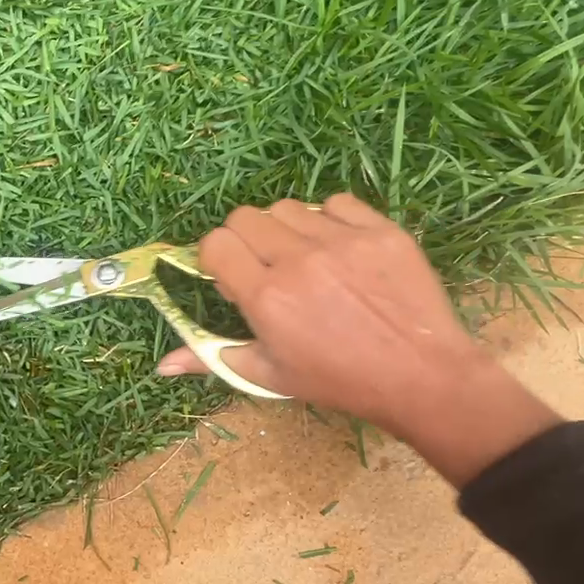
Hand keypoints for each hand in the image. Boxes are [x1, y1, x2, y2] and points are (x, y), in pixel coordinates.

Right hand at [157, 194, 560, 486]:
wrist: (421, 375)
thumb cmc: (335, 380)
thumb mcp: (267, 374)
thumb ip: (210, 359)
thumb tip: (162, 366)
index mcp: (265, 298)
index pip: (215, 244)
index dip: (214, 258)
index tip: (230, 277)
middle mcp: (298, 261)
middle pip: (244, 217)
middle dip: (243, 240)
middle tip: (262, 266)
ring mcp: (342, 241)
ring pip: (287, 207)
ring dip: (282, 229)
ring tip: (300, 257)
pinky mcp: (380, 231)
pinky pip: (336, 203)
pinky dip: (327, 220)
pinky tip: (336, 249)